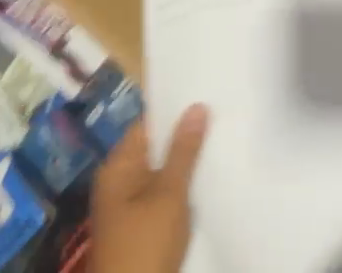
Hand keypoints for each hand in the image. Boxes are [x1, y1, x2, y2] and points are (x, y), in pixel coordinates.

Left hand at [92, 105, 209, 272]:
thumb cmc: (144, 244)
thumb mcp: (168, 195)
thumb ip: (183, 151)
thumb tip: (196, 107)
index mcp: (117, 168)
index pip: (147, 125)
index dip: (175, 111)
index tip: (208, 96)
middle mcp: (120, 182)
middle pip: (156, 149)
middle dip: (186, 137)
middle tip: (224, 116)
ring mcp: (130, 208)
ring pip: (164, 174)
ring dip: (188, 164)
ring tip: (224, 143)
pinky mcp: (142, 228)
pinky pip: (165, 197)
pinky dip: (184, 189)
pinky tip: (211, 181)